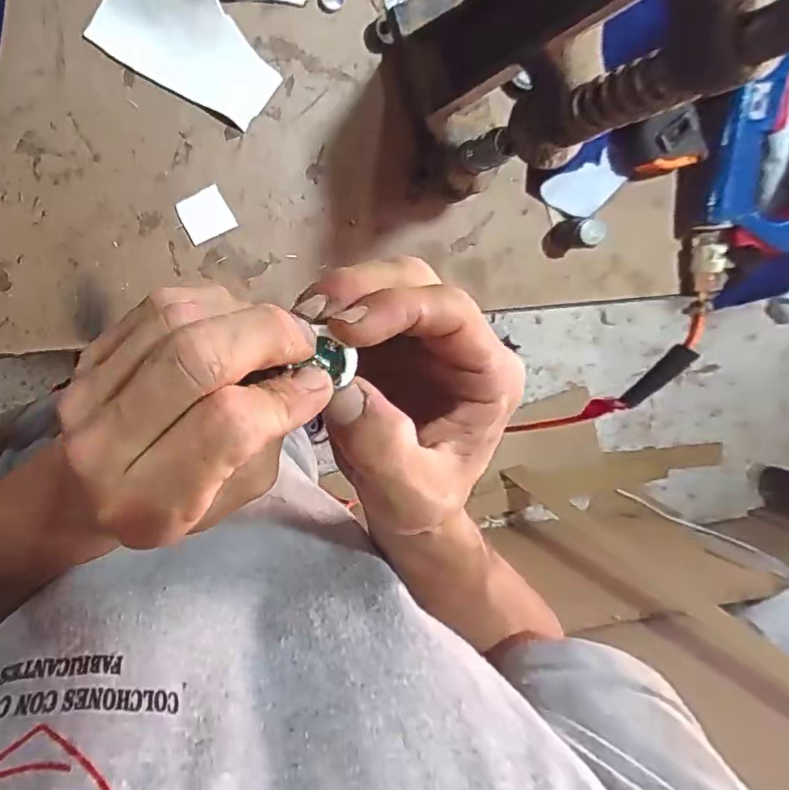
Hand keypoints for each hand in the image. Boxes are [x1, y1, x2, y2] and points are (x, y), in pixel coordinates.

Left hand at [49, 286, 332, 549]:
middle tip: (299, 340)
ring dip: (237, 312)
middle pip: (195, 355)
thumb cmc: (163, 507)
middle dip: (265, 335)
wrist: (80, 490)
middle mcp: (105, 442)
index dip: (282, 394)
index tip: (316, 381)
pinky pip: (154, 306)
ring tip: (264, 330)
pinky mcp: (87, 355)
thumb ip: (265, 442)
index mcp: (148, 501)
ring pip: (174, 319)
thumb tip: (308, 377)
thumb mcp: (225, 499)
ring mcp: (87, 391)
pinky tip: (226, 319)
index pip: (226, 424)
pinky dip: (204, 303)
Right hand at [294, 257, 524, 536]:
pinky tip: (302, 331)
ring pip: (382, 282)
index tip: (342, 331)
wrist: (406, 509)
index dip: (396, 307)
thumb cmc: (420, 503)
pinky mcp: (383, 340)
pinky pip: (355, 304)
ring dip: (339, 295)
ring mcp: (418, 336)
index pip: (451, 311)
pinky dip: (326, 310)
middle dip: (361, 289)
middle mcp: (457, 342)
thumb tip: (343, 388)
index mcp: (487, 373)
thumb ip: (382, 445)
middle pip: (415, 280)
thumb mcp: (407, 491)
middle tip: (312, 316)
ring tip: (302, 323)